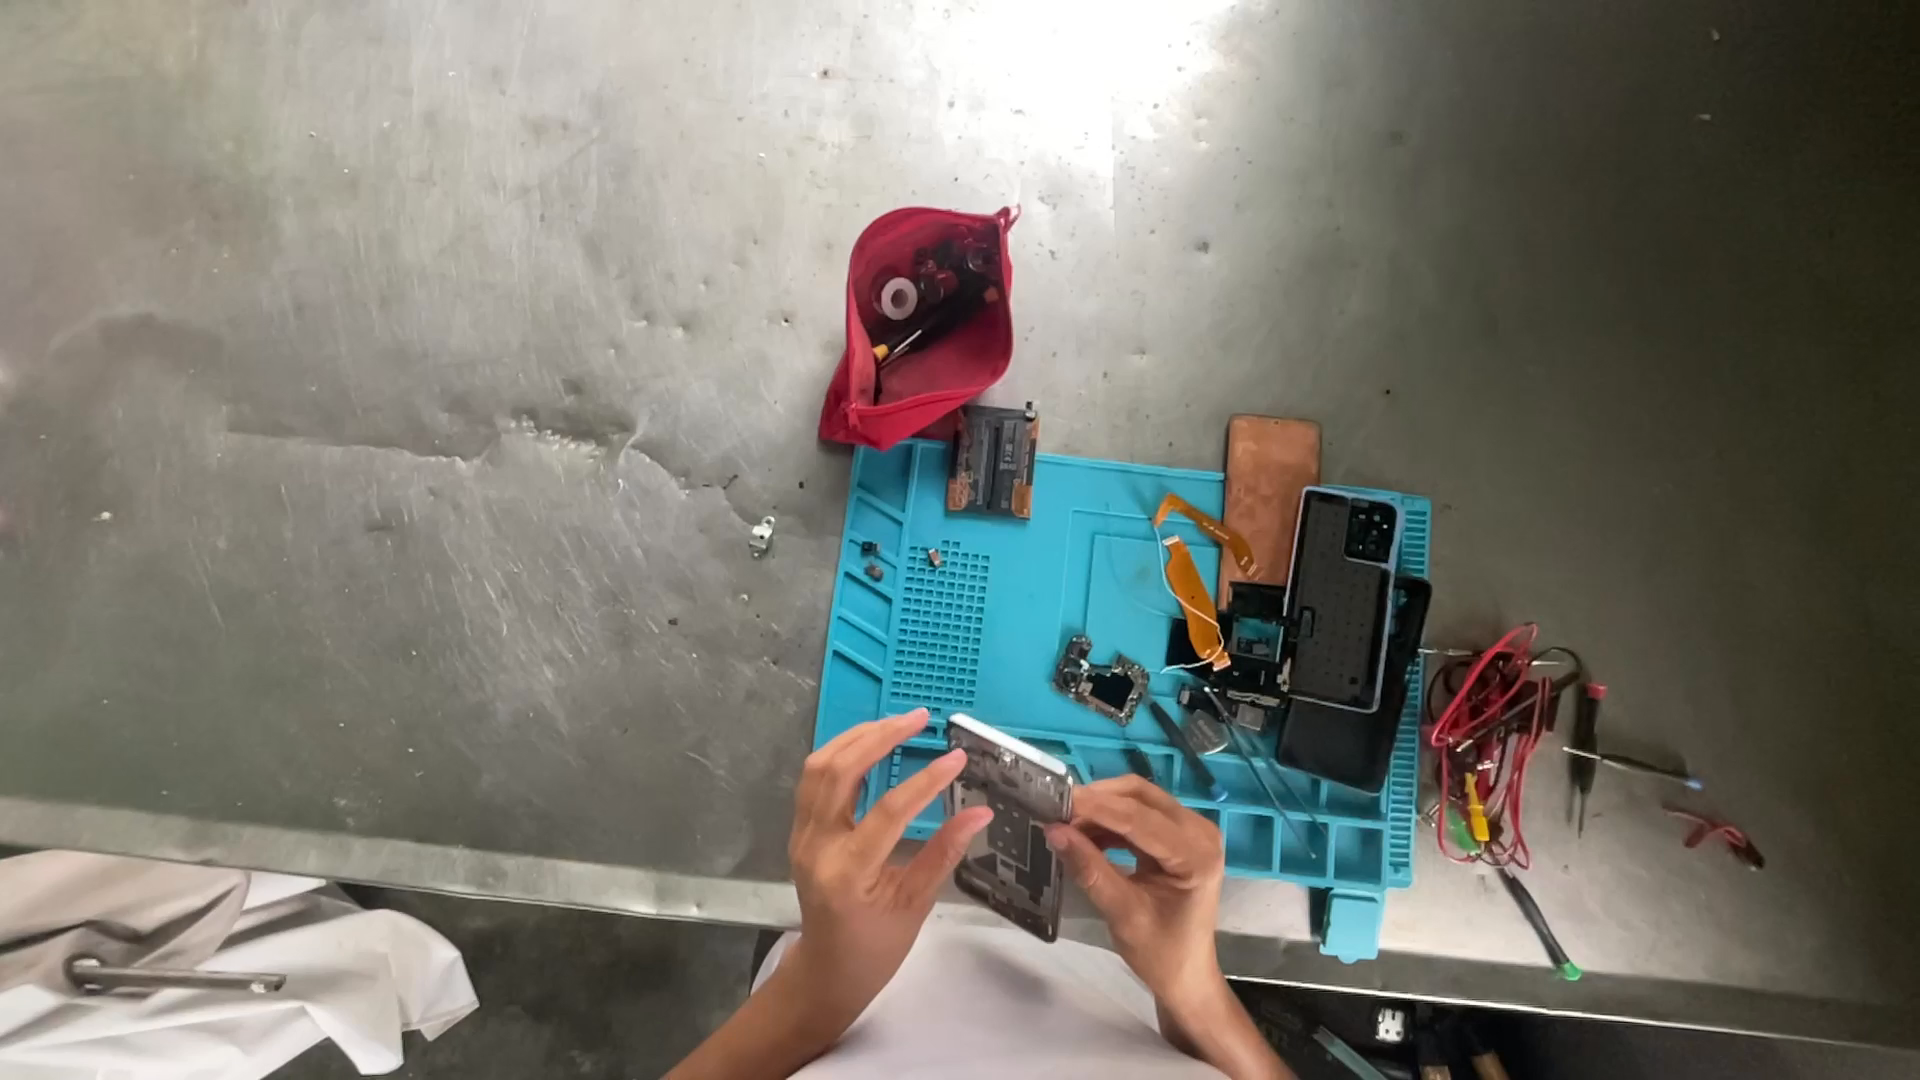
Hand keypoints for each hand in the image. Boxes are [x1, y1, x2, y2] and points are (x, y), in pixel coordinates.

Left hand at [784, 708, 993, 1033]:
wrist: (827, 970)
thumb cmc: (876, 947)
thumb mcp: (916, 904)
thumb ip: (945, 852)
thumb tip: (981, 812)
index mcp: (847, 873)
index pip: (888, 812)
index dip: (926, 781)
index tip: (956, 758)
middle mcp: (816, 846)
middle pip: (841, 772)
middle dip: (881, 737)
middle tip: (919, 718)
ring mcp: (801, 834)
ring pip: (820, 766)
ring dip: (858, 737)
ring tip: (896, 722)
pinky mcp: (800, 828)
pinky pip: (813, 776)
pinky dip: (841, 751)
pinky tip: (869, 742)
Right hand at [1044, 775, 1226, 1006]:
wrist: (1186, 976)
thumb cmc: (1161, 954)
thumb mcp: (1121, 913)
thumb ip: (1089, 869)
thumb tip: (1053, 830)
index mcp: (1196, 855)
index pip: (1139, 819)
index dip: (1096, 807)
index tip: (1056, 803)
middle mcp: (1199, 832)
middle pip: (1140, 796)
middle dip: (1097, 800)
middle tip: (1058, 810)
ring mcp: (1191, 830)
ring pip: (1137, 798)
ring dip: (1101, 807)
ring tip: (1067, 823)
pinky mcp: (1178, 834)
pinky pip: (1139, 812)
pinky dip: (1110, 819)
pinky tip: (1085, 832)